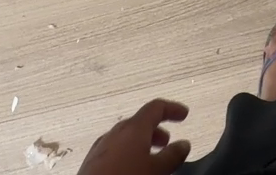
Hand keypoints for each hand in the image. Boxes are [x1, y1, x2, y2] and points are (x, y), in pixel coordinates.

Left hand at [76, 99, 190, 174]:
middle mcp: (116, 132)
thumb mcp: (155, 170)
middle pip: (139, 122)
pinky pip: (115, 151)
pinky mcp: (91, 163)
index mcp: (133, 127)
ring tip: (150, 159)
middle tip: (167, 142)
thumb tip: (184, 144)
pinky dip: (127, 154)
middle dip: (156, 130)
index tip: (184, 114)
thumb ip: (172, 155)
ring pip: (126, 138)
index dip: (172, 109)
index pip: (156, 107)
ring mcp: (101, 147)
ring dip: (141, 144)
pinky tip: (129, 169)